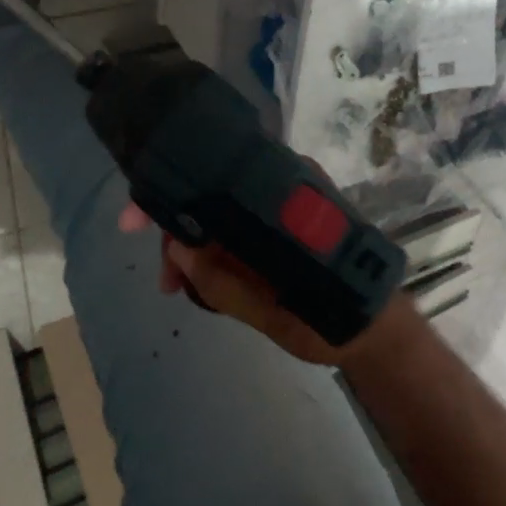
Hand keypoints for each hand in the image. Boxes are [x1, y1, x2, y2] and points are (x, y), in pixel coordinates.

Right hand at [117, 204, 424, 368]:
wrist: (374, 328)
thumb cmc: (329, 318)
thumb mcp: (269, 310)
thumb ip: (222, 282)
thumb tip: (176, 249)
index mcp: (279, 195)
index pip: (210, 177)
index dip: (165, 195)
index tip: (132, 222)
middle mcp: (280, 184)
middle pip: (210, 191)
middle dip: (177, 229)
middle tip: (164, 280)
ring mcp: (282, 200)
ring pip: (220, 206)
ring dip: (194, 241)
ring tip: (178, 286)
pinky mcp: (282, 218)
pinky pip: (236, 219)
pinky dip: (215, 243)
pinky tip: (204, 273)